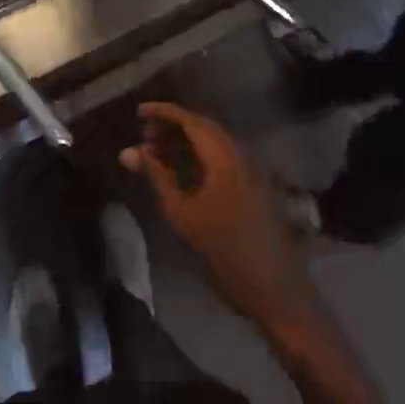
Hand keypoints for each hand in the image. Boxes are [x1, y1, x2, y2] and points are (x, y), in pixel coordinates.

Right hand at [120, 103, 314, 325]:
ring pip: (213, 141)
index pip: (191, 120)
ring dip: (185, 141)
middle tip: (145, 136)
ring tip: (157, 152)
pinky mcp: (255, 185)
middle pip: (203, 127)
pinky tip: (181, 169)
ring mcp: (252, 171)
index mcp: (226, 159)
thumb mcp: (181, 213)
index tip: (138, 112)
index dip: (163, 112)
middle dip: (172, 126)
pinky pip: (222, 156)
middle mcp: (241, 157)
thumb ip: (155, 176)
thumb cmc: (224, 251)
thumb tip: (128, 151)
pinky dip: (198, 154)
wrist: (276, 292)